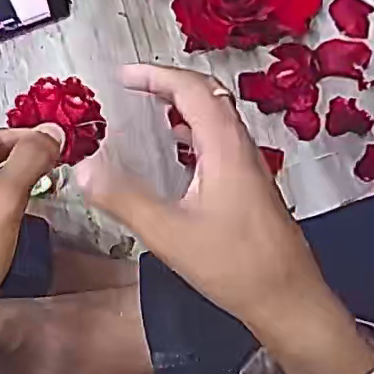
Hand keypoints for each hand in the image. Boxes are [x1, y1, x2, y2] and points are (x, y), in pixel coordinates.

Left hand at [0, 124, 65, 358]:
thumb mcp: (3, 198)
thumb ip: (30, 159)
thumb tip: (51, 134)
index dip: (29, 139)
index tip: (60, 139)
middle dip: (25, 161)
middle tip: (60, 162)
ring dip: (20, 180)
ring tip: (49, 181)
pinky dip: (11, 197)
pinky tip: (30, 202)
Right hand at [75, 65, 373, 373]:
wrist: (287, 298)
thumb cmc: (236, 266)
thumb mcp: (169, 233)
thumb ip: (124, 198)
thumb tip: (86, 169)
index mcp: (225, 148)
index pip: (192, 89)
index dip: (156, 74)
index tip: (125, 75)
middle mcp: (241, 149)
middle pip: (209, 95)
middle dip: (169, 83)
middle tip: (136, 86)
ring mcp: (250, 167)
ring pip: (217, 118)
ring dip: (184, 105)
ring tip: (152, 110)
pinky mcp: (250, 185)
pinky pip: (221, 141)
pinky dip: (195, 132)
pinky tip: (179, 153)